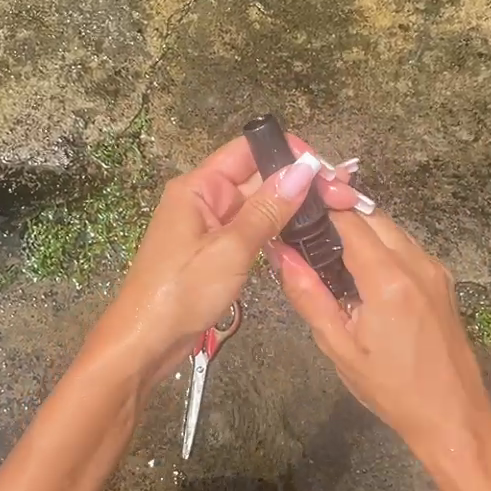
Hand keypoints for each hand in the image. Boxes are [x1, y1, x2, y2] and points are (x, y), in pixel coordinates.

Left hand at [81, 134, 364, 387]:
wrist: (146, 340)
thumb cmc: (182, 291)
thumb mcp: (230, 249)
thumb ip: (268, 210)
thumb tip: (303, 170)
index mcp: (198, 187)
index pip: (246, 150)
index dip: (286, 151)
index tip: (325, 168)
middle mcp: (203, 199)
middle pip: (256, 177)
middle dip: (296, 182)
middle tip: (343, 196)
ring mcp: (208, 226)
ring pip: (256, 205)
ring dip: (290, 208)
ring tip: (333, 212)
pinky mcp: (214, 251)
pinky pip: (249, 230)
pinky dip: (274, 231)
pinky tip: (304, 236)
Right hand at [275, 207, 490, 451]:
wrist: (453, 418)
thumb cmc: (391, 389)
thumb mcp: (338, 347)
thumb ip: (308, 295)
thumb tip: (280, 253)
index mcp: (388, 280)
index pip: (349, 220)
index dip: (320, 205)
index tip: (292, 206)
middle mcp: (416, 264)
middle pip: (372, 216)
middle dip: (337, 214)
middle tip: (302, 229)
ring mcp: (434, 270)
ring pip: (390, 228)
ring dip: (359, 228)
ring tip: (324, 249)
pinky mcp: (441, 281)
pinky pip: (404, 246)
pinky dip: (378, 245)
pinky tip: (356, 269)